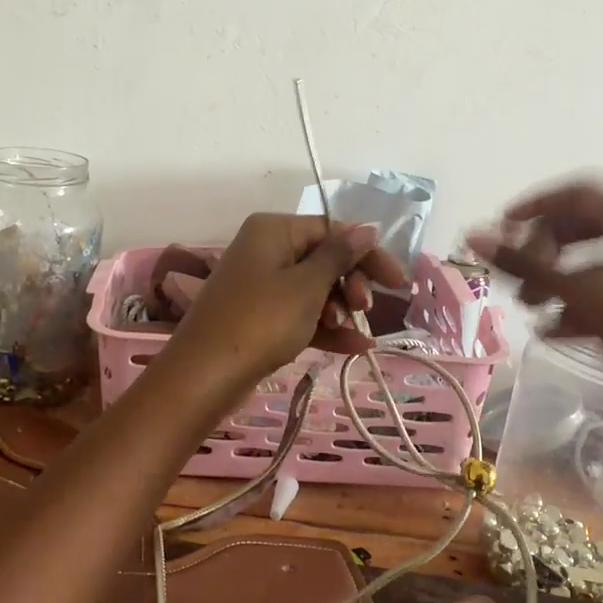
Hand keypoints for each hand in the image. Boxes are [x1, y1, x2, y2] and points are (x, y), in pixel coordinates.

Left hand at [164, 214, 406, 390]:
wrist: (205, 375)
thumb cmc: (261, 320)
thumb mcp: (307, 286)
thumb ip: (340, 255)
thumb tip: (367, 227)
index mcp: (273, 230)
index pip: (331, 230)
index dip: (367, 254)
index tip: (397, 282)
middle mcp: (265, 249)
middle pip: (324, 258)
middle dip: (351, 283)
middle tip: (364, 307)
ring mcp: (260, 285)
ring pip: (314, 289)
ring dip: (340, 309)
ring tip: (355, 333)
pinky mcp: (260, 317)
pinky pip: (301, 314)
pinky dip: (326, 327)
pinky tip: (356, 347)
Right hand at [468, 178, 602, 447]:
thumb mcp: (591, 299)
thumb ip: (530, 266)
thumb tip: (474, 235)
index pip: (581, 194)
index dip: (535, 206)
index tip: (499, 230)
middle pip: (585, 228)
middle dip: (544, 249)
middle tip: (514, 276)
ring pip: (595, 267)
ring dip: (557, 282)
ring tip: (528, 309)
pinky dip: (578, 308)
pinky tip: (553, 332)